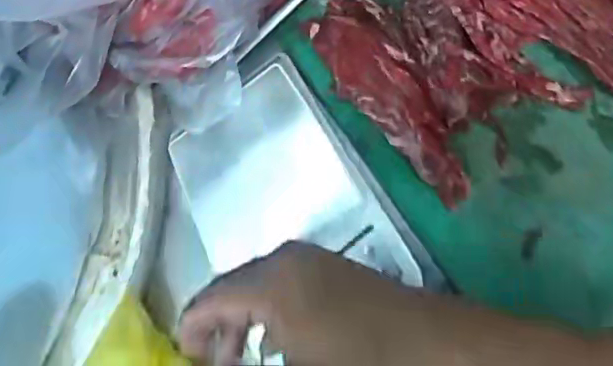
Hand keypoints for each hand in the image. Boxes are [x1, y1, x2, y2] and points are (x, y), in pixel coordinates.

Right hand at [176, 241, 437, 365]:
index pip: (213, 296)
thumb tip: (218, 357)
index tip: (179, 358)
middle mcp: (286, 258)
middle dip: (215, 327)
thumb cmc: (359, 360)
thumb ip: (246, 361)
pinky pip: (282, 284)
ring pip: (258, 284)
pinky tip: (274, 346)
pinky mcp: (332, 269)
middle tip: (207, 364)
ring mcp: (312, 260)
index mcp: (272, 280)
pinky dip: (266, 312)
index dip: (191, 327)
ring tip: (237, 360)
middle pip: (233, 286)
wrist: (432, 347)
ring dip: (241, 322)